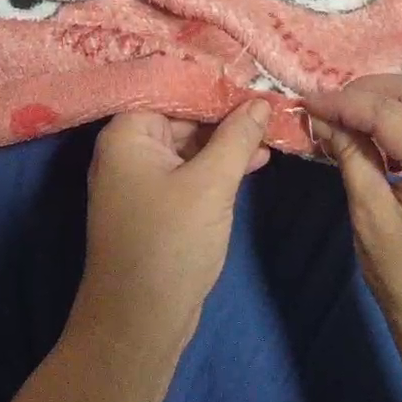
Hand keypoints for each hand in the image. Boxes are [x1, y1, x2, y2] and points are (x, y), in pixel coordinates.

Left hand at [76, 100, 272, 340]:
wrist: (138, 323)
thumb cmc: (170, 243)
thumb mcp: (212, 184)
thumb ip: (237, 137)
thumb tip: (261, 101)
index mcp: (128, 132)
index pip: (175, 87)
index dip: (218, 82)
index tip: (257, 78)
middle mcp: (128, 148)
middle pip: (183, 113)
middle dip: (227, 112)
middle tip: (272, 105)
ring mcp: (141, 177)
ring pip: (190, 143)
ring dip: (228, 140)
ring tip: (273, 134)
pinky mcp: (156, 202)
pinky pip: (189, 169)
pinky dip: (219, 165)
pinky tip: (256, 161)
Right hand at [305, 76, 401, 340]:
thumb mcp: (369, 216)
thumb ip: (350, 156)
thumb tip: (322, 117)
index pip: (391, 115)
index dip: (346, 103)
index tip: (309, 102)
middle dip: (371, 90)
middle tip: (332, 104)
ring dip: (396, 91)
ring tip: (358, 107)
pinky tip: (389, 122)